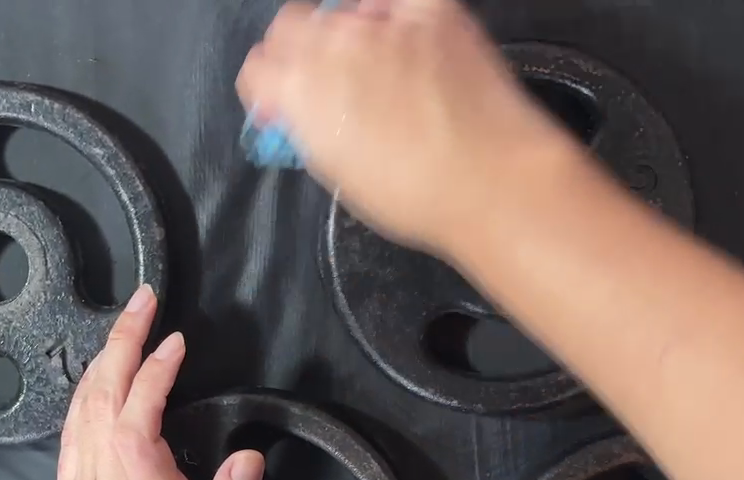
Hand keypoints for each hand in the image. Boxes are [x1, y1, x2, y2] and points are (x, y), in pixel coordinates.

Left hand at [50, 285, 263, 479]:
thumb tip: (247, 455)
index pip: (143, 404)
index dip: (158, 365)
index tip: (175, 341)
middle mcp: (102, 475)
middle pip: (103, 390)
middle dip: (121, 339)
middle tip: (141, 302)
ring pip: (80, 407)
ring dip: (100, 363)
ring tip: (119, 332)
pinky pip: (68, 434)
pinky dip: (81, 399)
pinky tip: (91, 389)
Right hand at [236, 0, 575, 256]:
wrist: (486, 180)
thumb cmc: (409, 196)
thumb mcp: (337, 172)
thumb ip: (307, 130)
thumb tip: (296, 112)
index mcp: (302, 94)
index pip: (257, 69)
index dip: (268, 90)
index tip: (281, 106)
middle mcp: (335, 46)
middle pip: (290, 25)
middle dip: (295, 52)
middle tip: (319, 83)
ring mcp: (384, 21)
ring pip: (339, 10)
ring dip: (342, 35)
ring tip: (369, 70)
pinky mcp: (431, 9)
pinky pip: (391, 1)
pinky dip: (388, 16)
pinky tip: (402, 44)